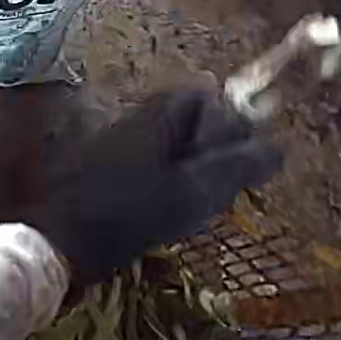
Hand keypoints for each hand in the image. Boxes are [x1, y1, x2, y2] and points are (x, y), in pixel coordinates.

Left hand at [33, 90, 280, 281]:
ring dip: (195, 172)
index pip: (209, 99)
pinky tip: (171, 211)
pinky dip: (173, 183)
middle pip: (195, 122)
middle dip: (214, 153)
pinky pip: (159, 163)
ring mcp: (125, 141)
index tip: (234, 165)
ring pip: (178, 146)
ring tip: (195, 204)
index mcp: (160, 114)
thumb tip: (277, 148)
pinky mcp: (115, 167)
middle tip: (217, 189)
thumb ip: (238, 166)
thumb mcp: (194, 191)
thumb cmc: (130, 212)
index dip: (229, 129)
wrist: (63, 241)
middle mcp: (141, 118)